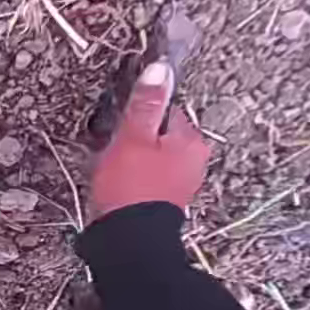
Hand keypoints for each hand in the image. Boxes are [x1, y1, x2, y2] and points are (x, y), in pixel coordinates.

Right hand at [90, 61, 210, 220]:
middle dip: (137, 139)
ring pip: (153, 156)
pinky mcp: (165, 199)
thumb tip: (160, 69)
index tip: (124, 128)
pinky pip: (149, 176)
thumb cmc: (131, 188)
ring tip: (116, 171)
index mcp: (191, 142)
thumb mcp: (133, 137)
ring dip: (134, 159)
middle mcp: (194, 161)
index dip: (140, 117)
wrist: (129, 239)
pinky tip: (119, 185)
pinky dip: (135, 177)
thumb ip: (146, 103)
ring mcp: (181, 182)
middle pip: (160, 134)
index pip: (166, 111)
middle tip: (117, 152)